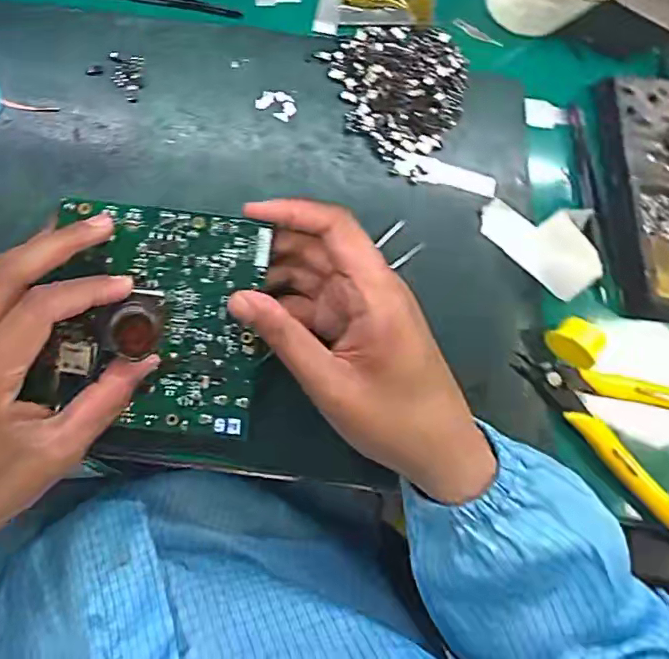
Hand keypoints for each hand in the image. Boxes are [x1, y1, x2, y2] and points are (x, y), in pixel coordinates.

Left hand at [0, 214, 159, 584]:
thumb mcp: (57, 453)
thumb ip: (102, 401)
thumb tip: (144, 360)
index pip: (37, 309)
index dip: (84, 289)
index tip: (124, 283)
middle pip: (7, 272)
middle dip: (56, 242)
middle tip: (101, 224)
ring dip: (38, 248)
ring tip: (79, 230)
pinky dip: (25, 271)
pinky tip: (51, 264)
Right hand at [229, 199, 495, 503]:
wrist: (443, 457)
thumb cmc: (396, 420)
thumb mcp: (331, 383)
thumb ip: (283, 336)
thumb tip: (237, 299)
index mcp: (374, 291)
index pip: (334, 228)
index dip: (292, 211)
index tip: (249, 215)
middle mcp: (366, 288)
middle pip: (316, 246)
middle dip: (271, 244)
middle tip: (226, 255)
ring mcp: (358, 305)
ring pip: (308, 272)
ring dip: (272, 273)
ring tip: (230, 281)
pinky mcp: (351, 323)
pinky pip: (309, 299)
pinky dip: (280, 301)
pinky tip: (253, 311)